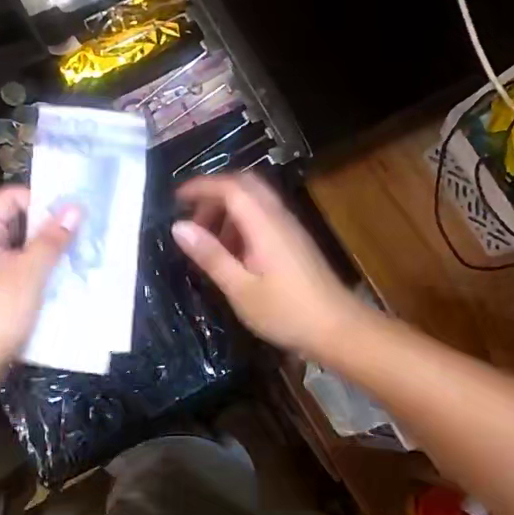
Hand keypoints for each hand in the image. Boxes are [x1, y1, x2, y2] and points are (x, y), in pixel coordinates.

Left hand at [0, 186, 78, 399]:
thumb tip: (74, 207)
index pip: (12, 197)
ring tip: (76, 265)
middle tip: (85, 242)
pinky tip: (54, 288)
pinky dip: (29, 276)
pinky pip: (5, 272)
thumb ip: (52, 239)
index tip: (81, 218)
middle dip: (47, 231)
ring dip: (41, 257)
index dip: (47, 203)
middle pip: (11, 222)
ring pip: (11, 250)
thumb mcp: (28, 276)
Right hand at [172, 174, 364, 355]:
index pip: (230, 187)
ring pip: (256, 202)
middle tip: (192, 219)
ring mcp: (291, 229)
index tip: (175, 199)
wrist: (338, 329)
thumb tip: (179, 227)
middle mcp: (279, 217)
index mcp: (264, 224)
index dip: (201, 186)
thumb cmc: (286, 313)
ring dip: (228, 212)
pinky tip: (232, 255)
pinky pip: (264, 218)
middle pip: (245, 186)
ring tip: (207, 242)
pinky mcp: (296, 243)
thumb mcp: (240, 289)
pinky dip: (242, 225)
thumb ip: (210, 255)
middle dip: (214, 195)